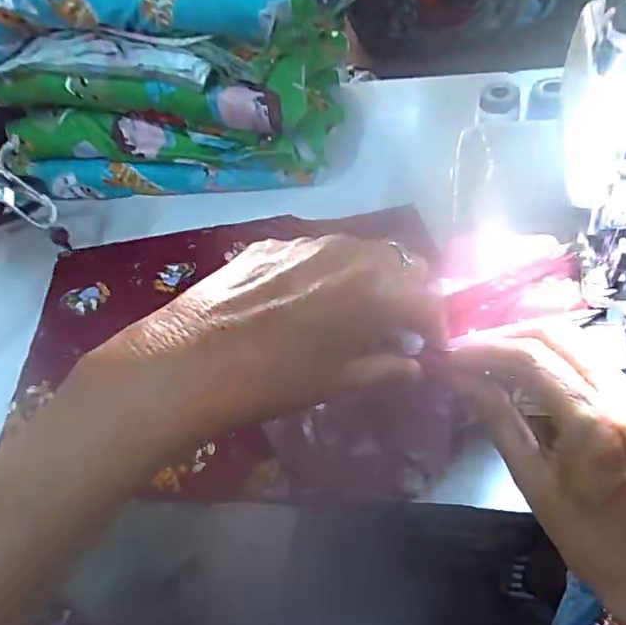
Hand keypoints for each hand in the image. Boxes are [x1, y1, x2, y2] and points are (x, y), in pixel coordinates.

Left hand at [83, 235, 444, 438]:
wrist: (189, 362)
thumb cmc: (272, 382)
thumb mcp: (335, 382)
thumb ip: (384, 368)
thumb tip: (414, 364)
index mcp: (375, 293)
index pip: (428, 300)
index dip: (435, 325)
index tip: (428, 345)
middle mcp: (349, 254)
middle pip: (401, 263)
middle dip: (407, 293)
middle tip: (394, 326)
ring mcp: (308, 242)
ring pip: (360, 250)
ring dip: (371, 277)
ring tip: (354, 309)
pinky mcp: (273, 242)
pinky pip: (319, 249)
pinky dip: (330, 270)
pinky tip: (307, 297)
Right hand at [449, 325, 625, 624]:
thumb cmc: (582, 533)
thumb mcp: (531, 478)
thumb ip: (498, 419)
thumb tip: (461, 380)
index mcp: (594, 423)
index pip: (531, 360)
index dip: (485, 350)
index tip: (451, 355)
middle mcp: (621, 396)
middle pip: (555, 336)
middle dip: (503, 336)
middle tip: (464, 350)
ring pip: (573, 341)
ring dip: (525, 341)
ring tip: (485, 356)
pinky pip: (586, 359)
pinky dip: (549, 356)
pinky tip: (520, 370)